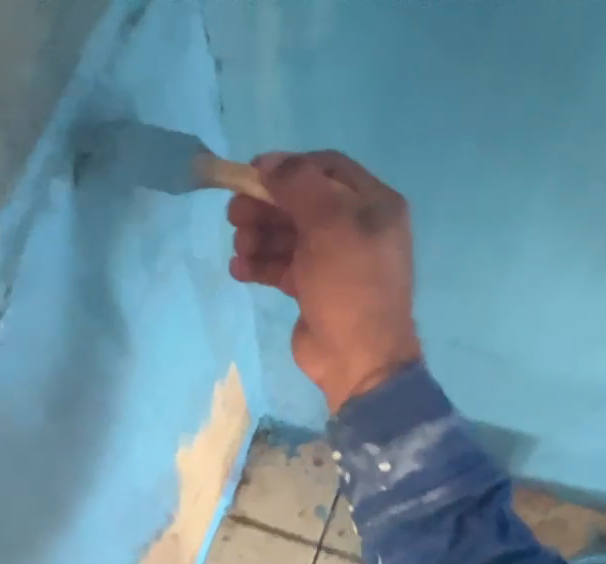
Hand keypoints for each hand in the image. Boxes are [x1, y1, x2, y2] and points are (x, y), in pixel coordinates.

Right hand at [228, 151, 421, 411]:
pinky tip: (239, 270)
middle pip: (301, 203)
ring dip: (258, 237)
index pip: (326, 168)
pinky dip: (259, 265)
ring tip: (240, 248)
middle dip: (266, 206)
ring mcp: (333, 261)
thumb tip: (268, 163)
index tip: (251, 176)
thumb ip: (299, 186)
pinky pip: (282, 266)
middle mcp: (355, 228)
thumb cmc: (350, 285)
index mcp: (372, 204)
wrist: (359, 359)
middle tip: (233, 216)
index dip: (287, 168)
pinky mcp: (313, 289)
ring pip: (287, 235)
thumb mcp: (330, 225)